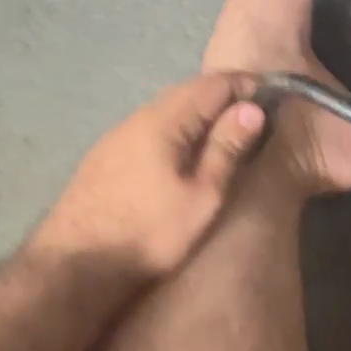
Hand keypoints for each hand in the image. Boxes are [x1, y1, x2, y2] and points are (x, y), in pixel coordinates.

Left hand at [27, 72, 268, 281]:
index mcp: (163, 122)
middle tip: (262, 116)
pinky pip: (156, 127)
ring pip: (170, 109)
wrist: (72, 267)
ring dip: (205, 113)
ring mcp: (118, 137)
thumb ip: (227, 148)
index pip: (214, 84)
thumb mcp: (203, 195)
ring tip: (234, 134)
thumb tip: (253, 108)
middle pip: (189, 90)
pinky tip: (194, 152)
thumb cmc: (149, 232)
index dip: (248, 85)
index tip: (277, 100)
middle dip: (228, 95)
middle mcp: (138, 118)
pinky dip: (184, 128)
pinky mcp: (109, 157)